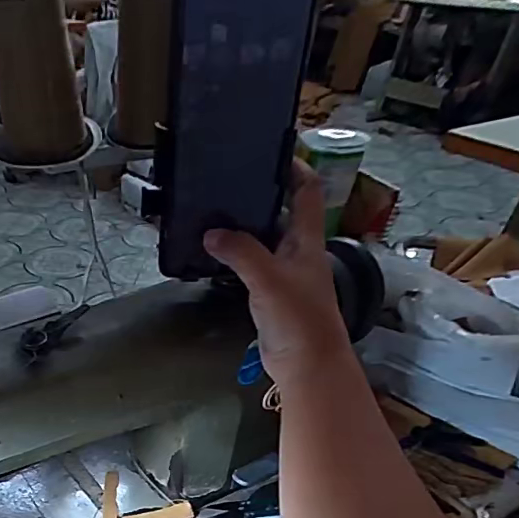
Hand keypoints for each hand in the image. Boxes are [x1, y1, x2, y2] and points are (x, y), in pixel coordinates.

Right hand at [203, 161, 352, 386]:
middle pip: (282, 213)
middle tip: (229, 183)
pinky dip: (236, 258)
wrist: (306, 366)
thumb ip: (240, 251)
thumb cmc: (298, 319)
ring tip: (215, 213)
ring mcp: (285, 276)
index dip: (294, 167)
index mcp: (307, 240)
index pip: (307, 191)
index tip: (270, 152)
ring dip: (244, 229)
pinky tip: (217, 254)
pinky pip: (252, 269)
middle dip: (260, 196)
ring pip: (264, 242)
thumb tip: (211, 234)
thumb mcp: (268, 278)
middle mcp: (298, 253)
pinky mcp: (271, 298)